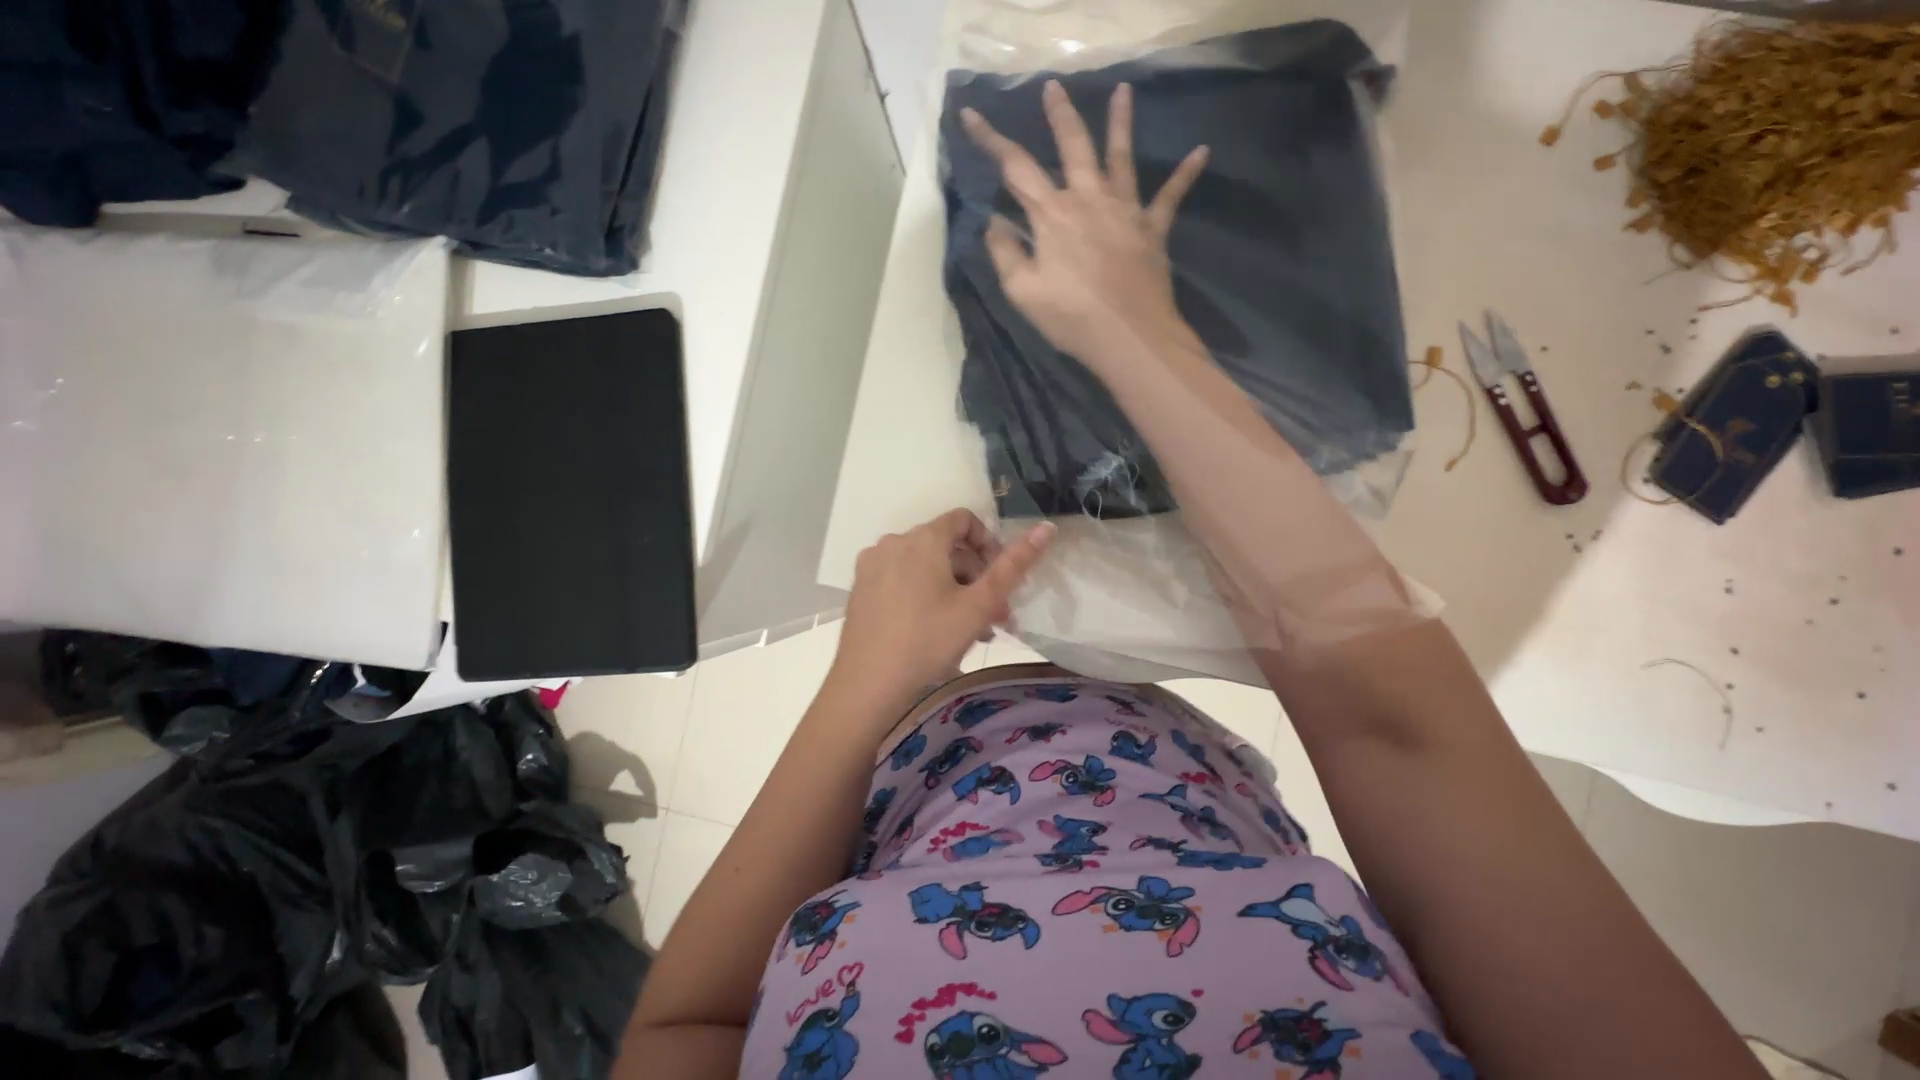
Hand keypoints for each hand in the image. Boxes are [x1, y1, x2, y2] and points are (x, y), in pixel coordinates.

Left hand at [829, 509, 1055, 715]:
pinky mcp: (861, 589)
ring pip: (924, 567)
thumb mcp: (978, 606)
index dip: (989, 544)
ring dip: (953, 590)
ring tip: (970, 632)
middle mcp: (894, 542)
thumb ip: (1013, 566)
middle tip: (994, 617)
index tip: (999, 579)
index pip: (964, 520)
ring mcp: (872, 566)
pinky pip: (902, 580)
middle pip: (945, 547)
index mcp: (922, 539)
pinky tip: (936, 632)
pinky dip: (924, 595)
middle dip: (974, 577)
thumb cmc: (928, 641)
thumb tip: (1046, 528)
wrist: (868, 683)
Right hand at [962, 80, 1207, 367]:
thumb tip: (996, 223)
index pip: (1015, 167)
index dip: (991, 139)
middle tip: (1054, 87)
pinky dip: (1186, 174)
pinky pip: (1171, 197)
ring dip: (1121, 122)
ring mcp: (1125, 211)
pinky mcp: (1153, 229)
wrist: (1130, 337)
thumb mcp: (1021, 291)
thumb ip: (1005, 253)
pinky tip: (1202, 152)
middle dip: (1060, 115)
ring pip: (1121, 157)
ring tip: (1123, 91)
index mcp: (1052, 214)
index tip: (972, 114)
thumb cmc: (1071, 317)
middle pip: (1073, 145)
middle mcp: (1089, 199)